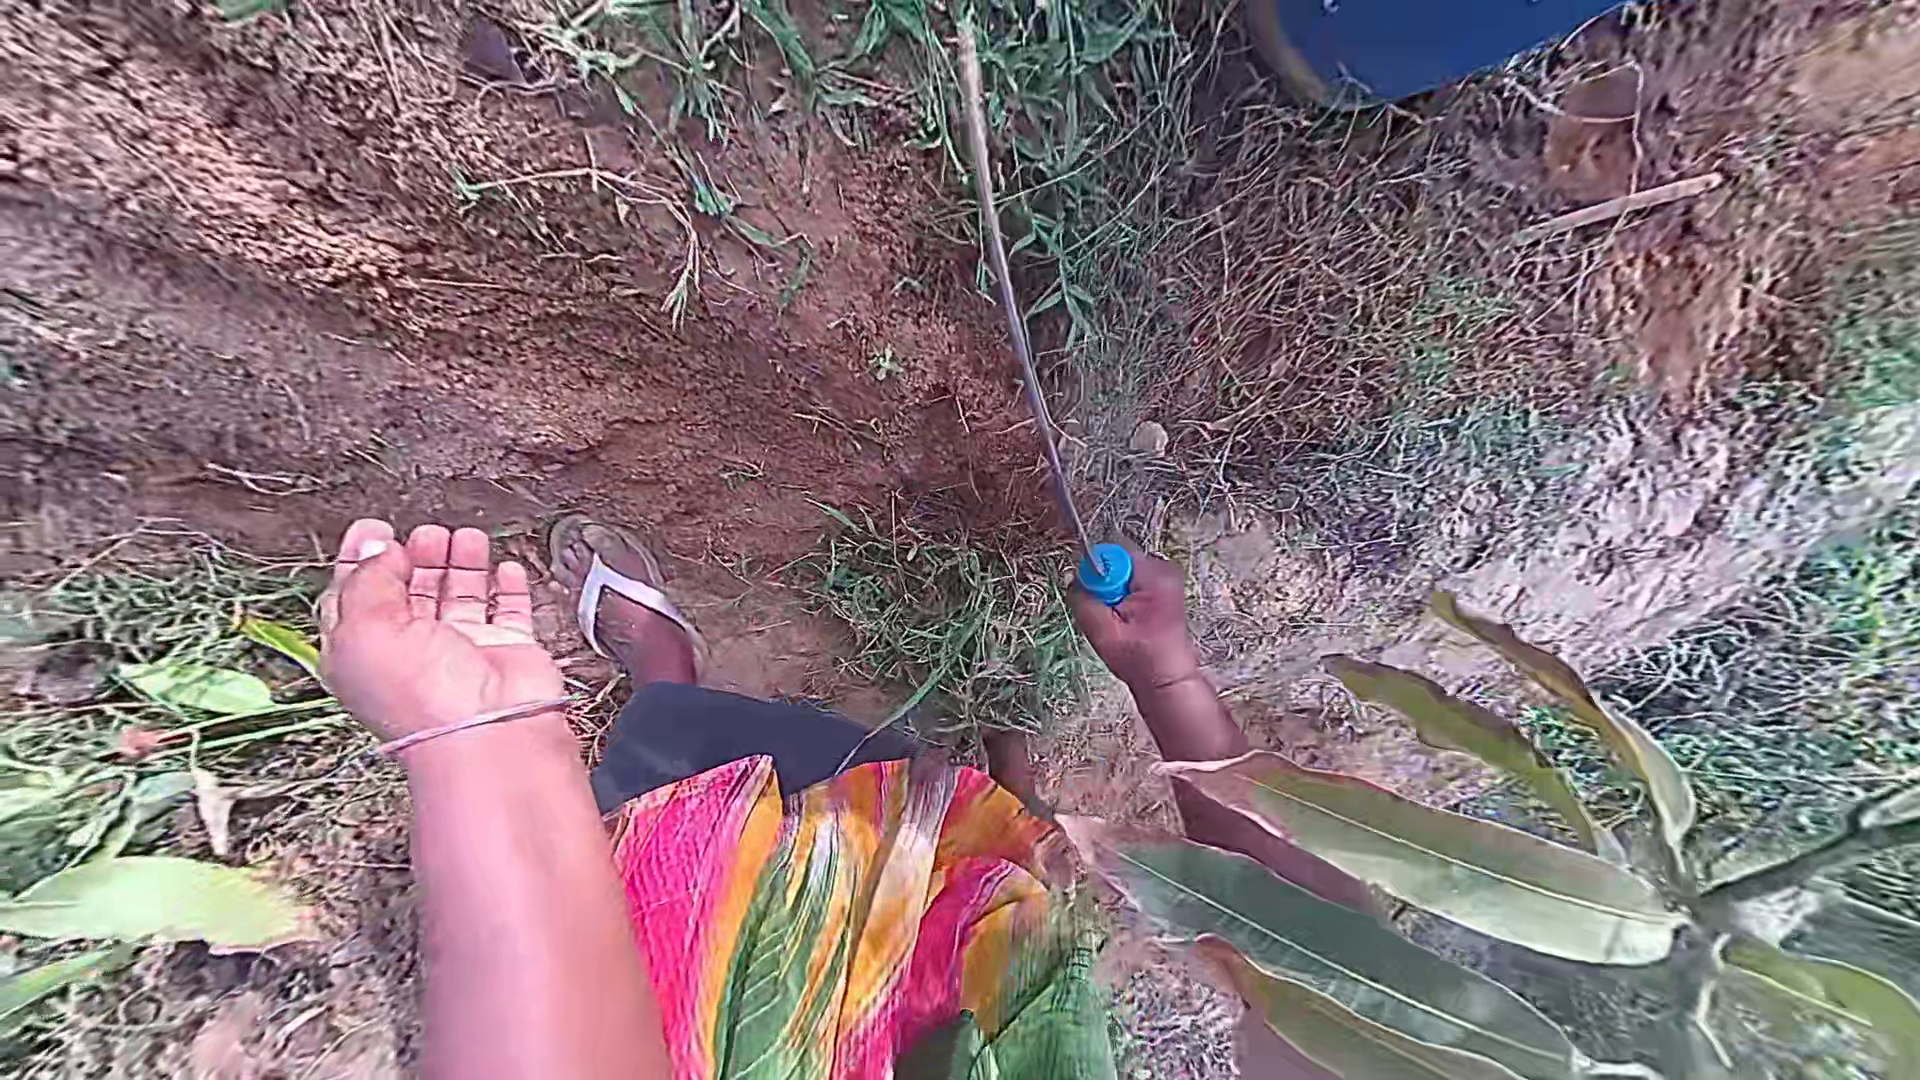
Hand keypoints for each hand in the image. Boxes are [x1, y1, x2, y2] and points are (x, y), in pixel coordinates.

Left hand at [320, 519, 564, 742]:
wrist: (487, 725)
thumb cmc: (422, 695)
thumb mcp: (367, 629)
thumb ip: (370, 581)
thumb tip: (377, 545)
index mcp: (365, 647)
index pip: (359, 593)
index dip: (364, 558)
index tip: (374, 528)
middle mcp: (414, 647)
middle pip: (414, 590)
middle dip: (419, 556)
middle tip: (428, 532)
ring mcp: (464, 645)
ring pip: (462, 594)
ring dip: (463, 563)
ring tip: (467, 537)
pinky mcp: (507, 645)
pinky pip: (510, 608)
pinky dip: (509, 586)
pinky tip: (505, 569)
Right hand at [1066, 545, 1203, 690]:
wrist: (1166, 680)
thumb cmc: (1142, 660)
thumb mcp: (1102, 630)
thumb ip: (1083, 598)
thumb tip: (1072, 576)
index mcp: (1154, 575)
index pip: (1111, 555)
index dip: (1095, 575)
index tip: (1097, 599)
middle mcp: (1163, 570)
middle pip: (1115, 562)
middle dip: (1104, 586)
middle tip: (1109, 614)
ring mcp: (1164, 578)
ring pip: (1120, 573)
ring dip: (1112, 593)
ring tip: (1120, 620)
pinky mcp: (1161, 588)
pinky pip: (1129, 582)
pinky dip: (1121, 598)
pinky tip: (1127, 619)